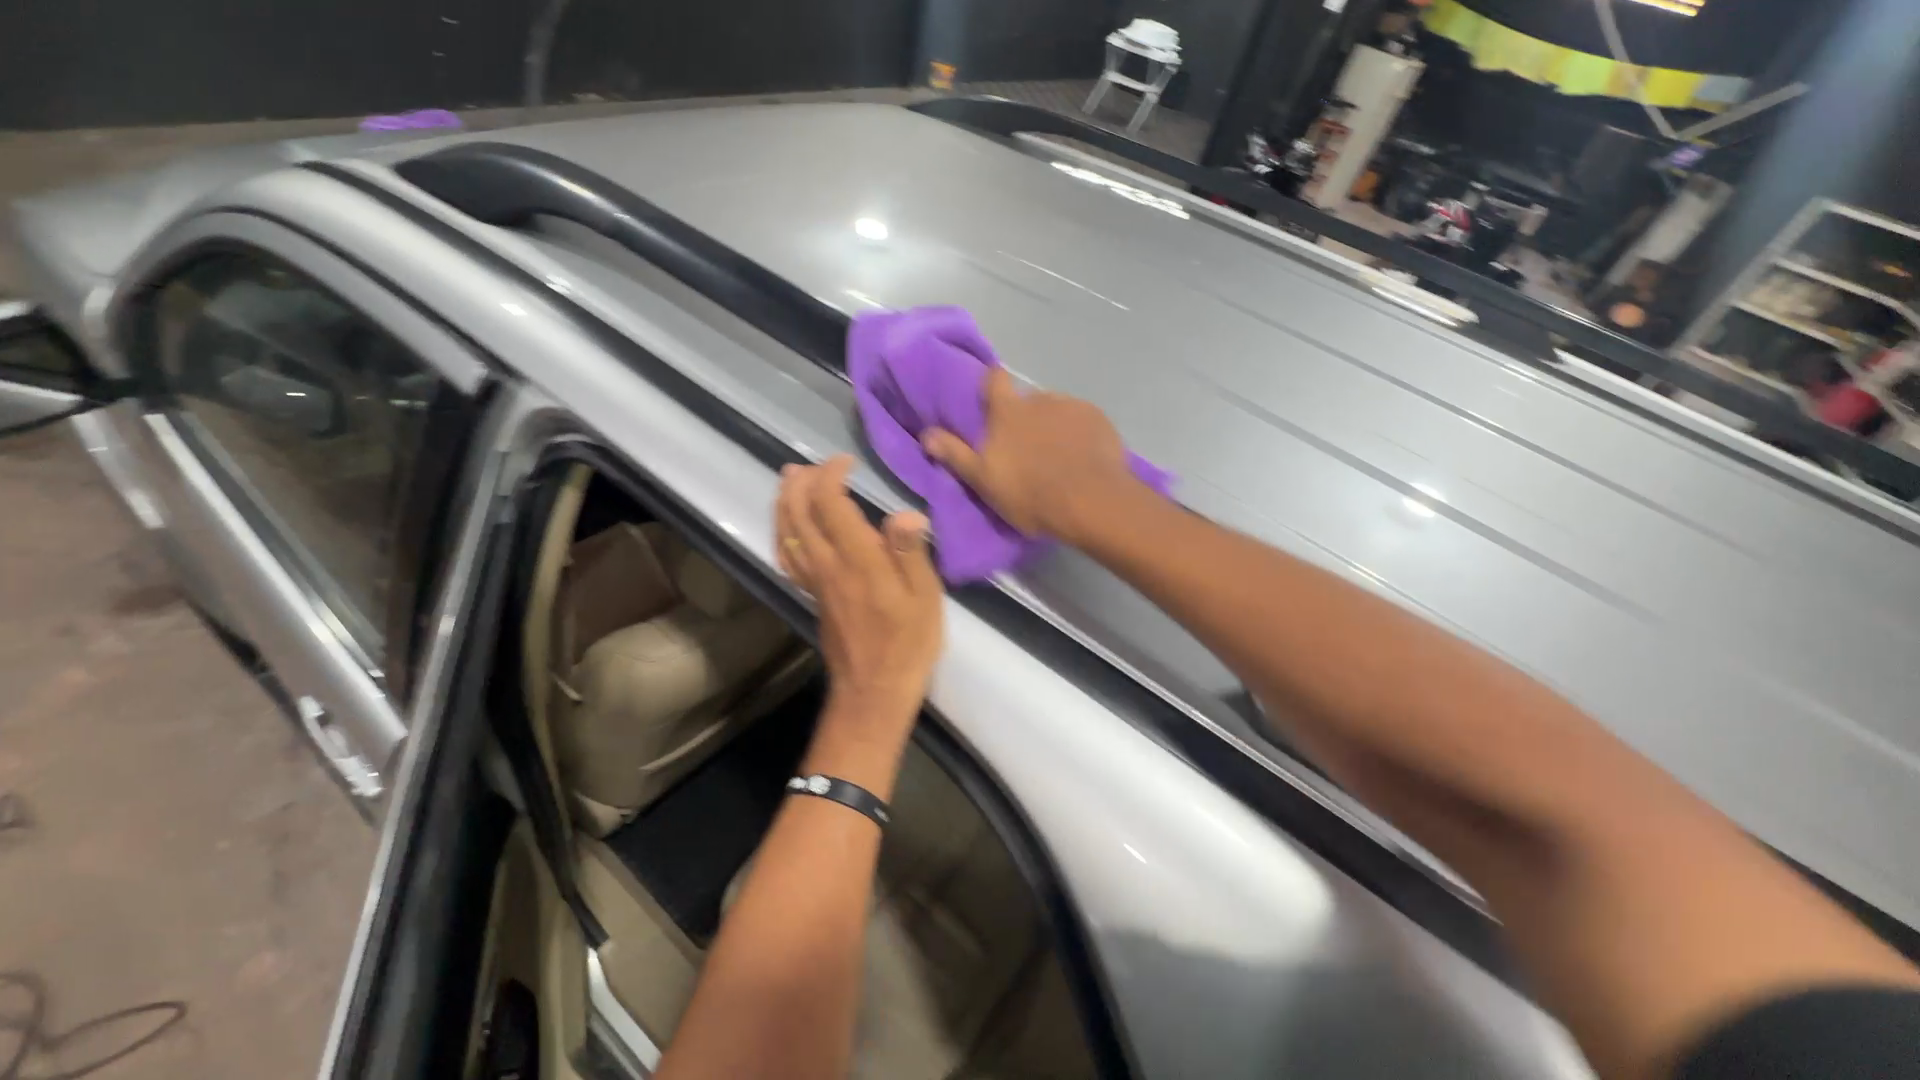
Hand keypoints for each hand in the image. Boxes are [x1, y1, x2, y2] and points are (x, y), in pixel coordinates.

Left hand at [776, 457, 943, 743]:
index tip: (847, 461)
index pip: (829, 503)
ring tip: (791, 480)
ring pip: (786, 532)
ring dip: (785, 501)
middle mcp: (827, 565)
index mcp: (857, 560)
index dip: (831, 474)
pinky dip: (782, 532)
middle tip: (814, 465)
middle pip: (798, 512)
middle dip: (801, 482)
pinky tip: (789, 526)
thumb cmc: (908, 643)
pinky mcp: (811, 595)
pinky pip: (786, 555)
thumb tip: (905, 513)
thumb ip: (911, 553)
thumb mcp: (925, 598)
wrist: (873, 690)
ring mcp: (814, 581)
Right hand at [921, 368, 1140, 545]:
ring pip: (1057, 412)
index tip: (991, 399)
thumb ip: (956, 455)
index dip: (991, 384)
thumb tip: (926, 434)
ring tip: (1059, 458)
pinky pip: (1083, 422)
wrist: (1091, 502)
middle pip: (1028, 401)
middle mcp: (1040, 399)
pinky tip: (1083, 459)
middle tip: (1028, 449)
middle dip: (1027, 419)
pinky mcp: (1099, 420)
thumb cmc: (1030, 494)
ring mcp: (1072, 407)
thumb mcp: (985, 481)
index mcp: (1008, 412)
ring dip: (1054, 427)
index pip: (994, 379)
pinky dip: (1080, 435)